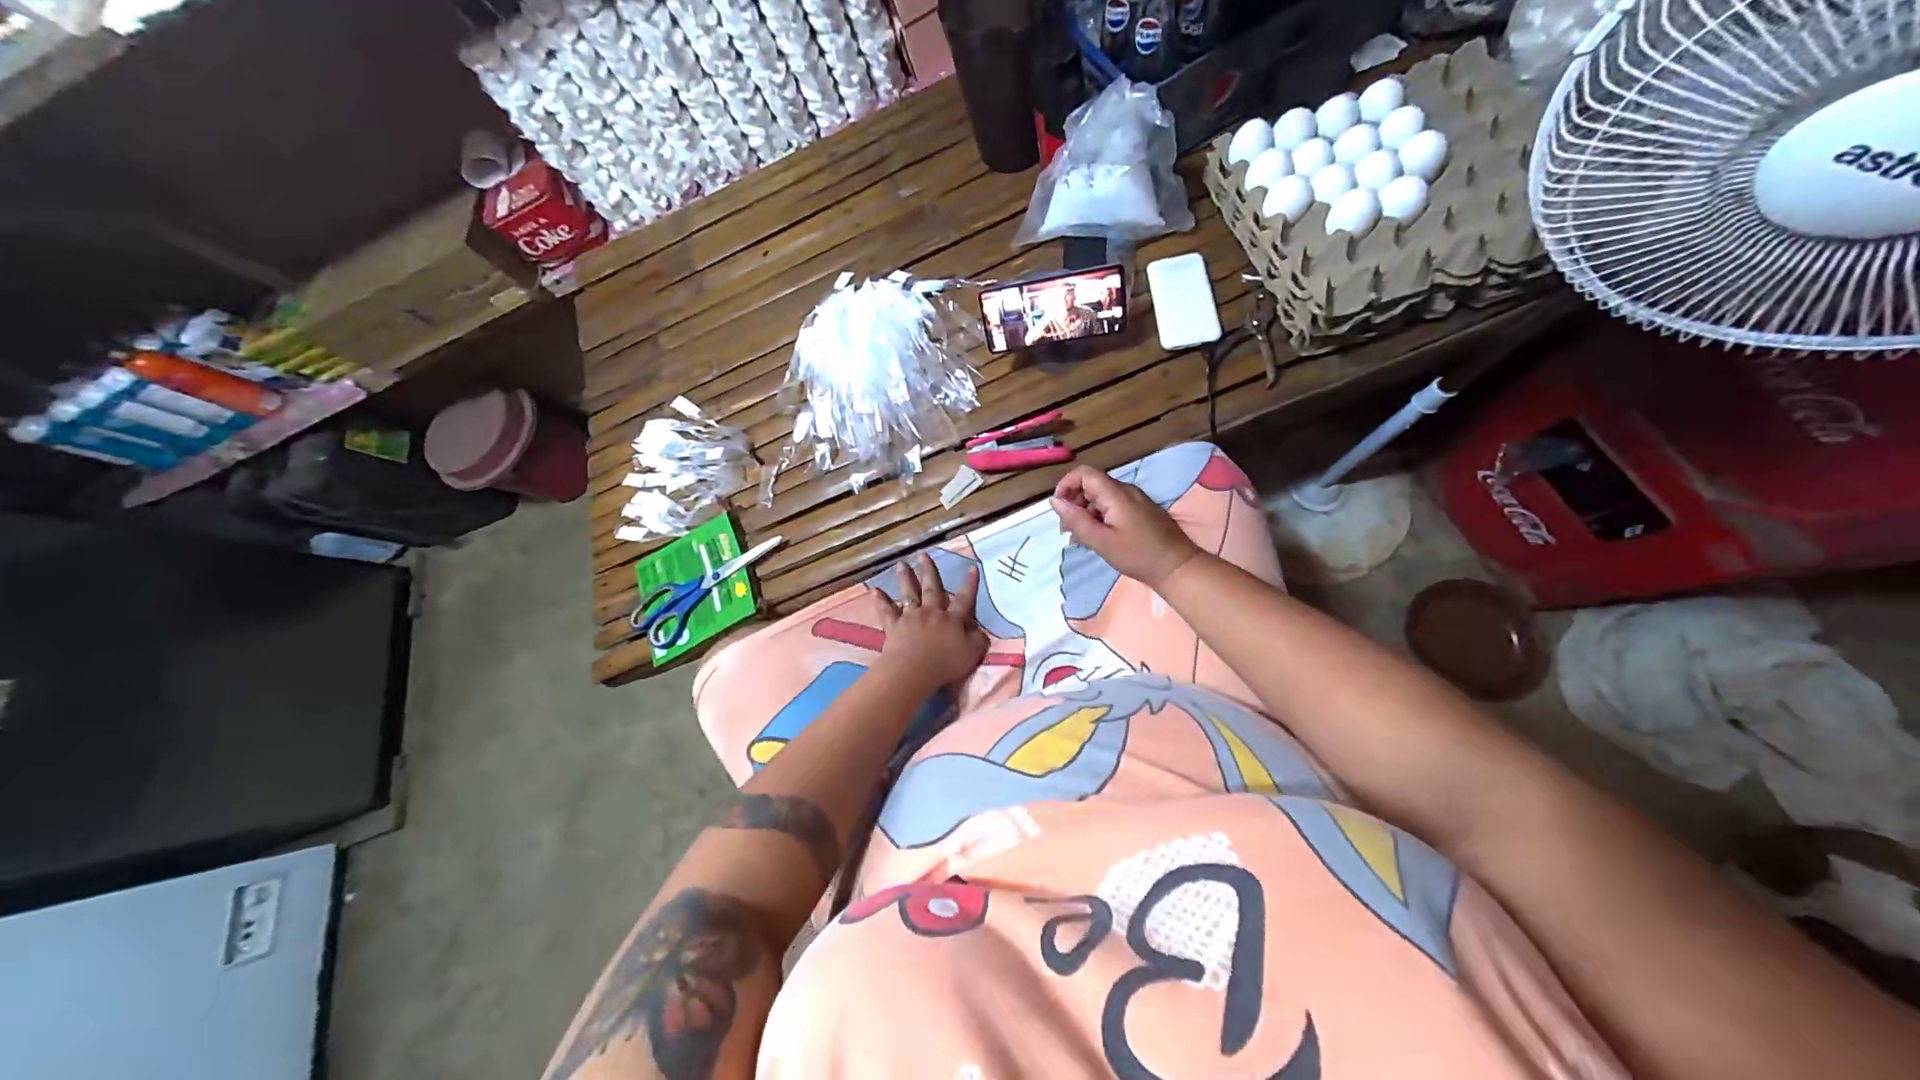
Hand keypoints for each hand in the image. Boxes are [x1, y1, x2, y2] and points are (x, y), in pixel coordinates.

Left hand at [873, 553, 987, 688]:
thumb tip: (979, 630)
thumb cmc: (946, 665)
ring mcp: (911, 618)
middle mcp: (932, 613)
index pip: (965, 599)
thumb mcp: (972, 653)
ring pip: (909, 594)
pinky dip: (881, 601)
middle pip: (932, 589)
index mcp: (952, 620)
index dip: (969, 584)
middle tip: (923, 555)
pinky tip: (875, 591)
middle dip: (929, 571)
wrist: (914, 670)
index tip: (971, 567)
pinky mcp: (894, 627)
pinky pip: (887, 612)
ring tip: (902, 565)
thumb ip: (978, 640)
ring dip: (906, 578)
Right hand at [1051, 465, 1201, 589]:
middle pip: (1091, 484)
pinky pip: (1112, 505)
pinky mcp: (1139, 510)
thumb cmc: (1138, 555)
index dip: (1066, 485)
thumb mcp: (1102, 542)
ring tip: (1080, 537)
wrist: (1178, 567)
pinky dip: (1099, 516)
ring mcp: (1135, 500)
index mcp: (1116, 494)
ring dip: (1085, 512)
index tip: (1059, 509)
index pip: (1084, 473)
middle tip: (1067, 530)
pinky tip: (1096, 537)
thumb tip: (1055, 501)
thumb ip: (1077, 520)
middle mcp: (1126, 490)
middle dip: (1074, 502)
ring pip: (1101, 496)